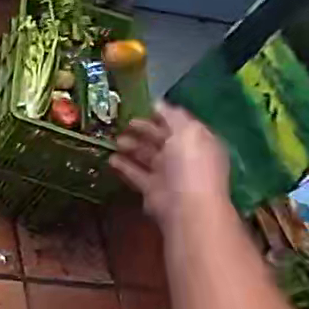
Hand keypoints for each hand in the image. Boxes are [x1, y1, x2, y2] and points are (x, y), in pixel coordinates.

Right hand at [109, 105, 231, 221]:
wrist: (185, 205)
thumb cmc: (190, 164)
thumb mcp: (186, 131)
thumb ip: (172, 115)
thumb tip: (158, 102)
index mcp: (197, 140)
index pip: (177, 123)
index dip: (160, 114)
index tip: (139, 106)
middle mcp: (183, 156)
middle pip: (160, 139)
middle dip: (143, 130)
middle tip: (123, 122)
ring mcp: (168, 174)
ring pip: (147, 156)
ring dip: (131, 146)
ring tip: (114, 139)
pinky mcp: (152, 190)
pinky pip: (136, 174)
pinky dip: (124, 166)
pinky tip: (111, 158)